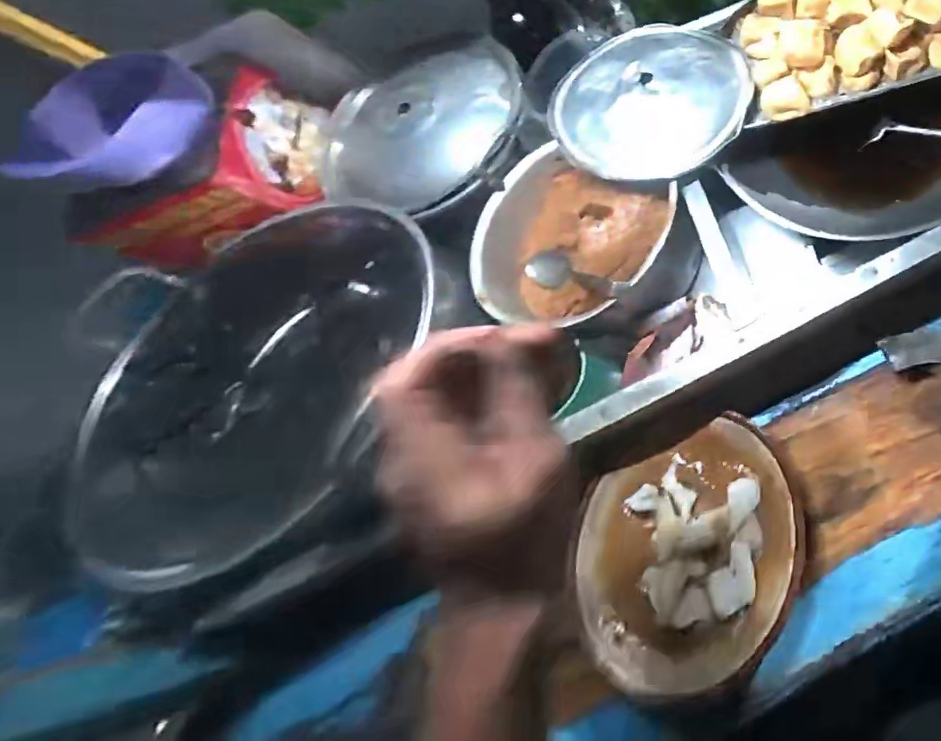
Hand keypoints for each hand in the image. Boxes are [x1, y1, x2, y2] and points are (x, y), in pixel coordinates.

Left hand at [371, 326, 573, 601]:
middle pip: (422, 381)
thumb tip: (506, 338)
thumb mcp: (534, 457)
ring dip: (485, 369)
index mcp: (420, 454)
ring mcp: (415, 466)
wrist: (507, 603)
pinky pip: (451, 417)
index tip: (502, 337)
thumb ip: (515, 394)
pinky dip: (485, 394)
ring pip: (438, 396)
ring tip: (536, 358)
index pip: (404, 379)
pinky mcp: (434, 473)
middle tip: (531, 344)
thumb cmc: (526, 531)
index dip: (448, 346)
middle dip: (477, 352)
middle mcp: (404, 455)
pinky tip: (524, 390)